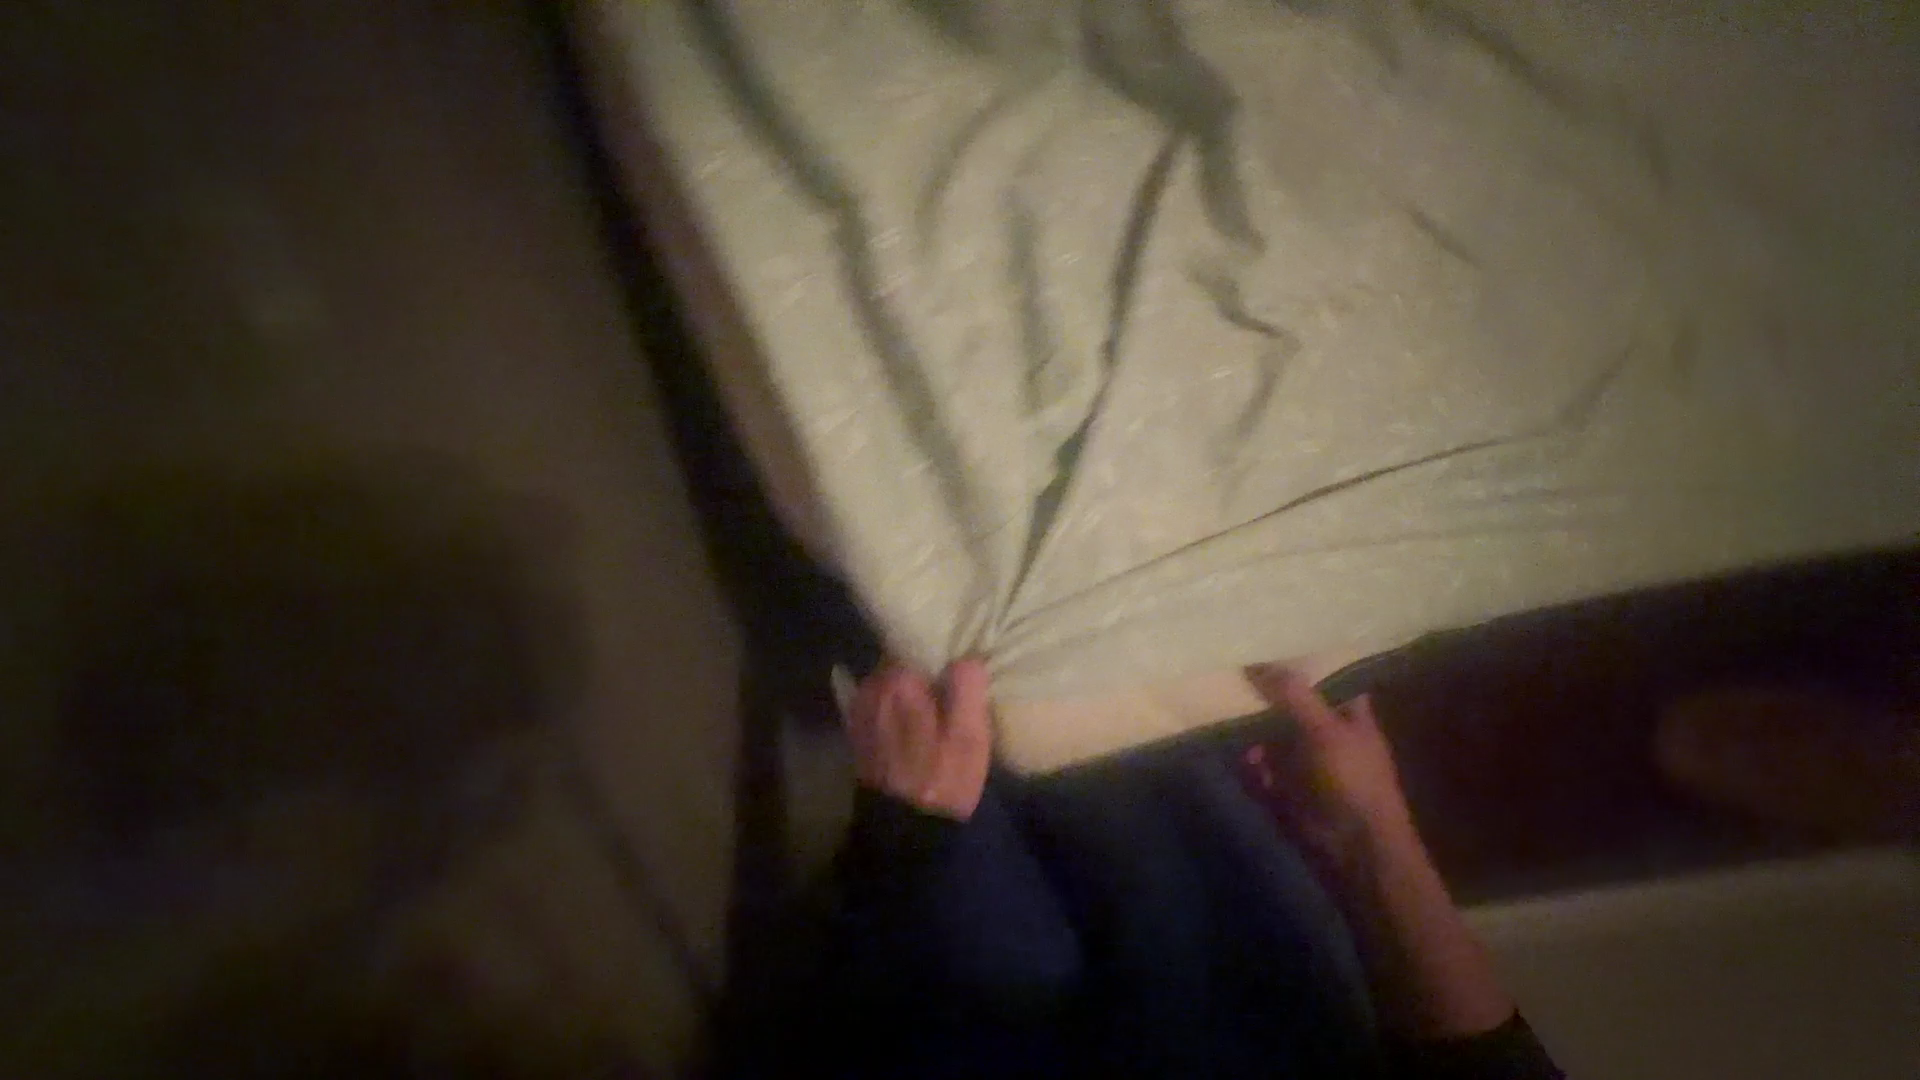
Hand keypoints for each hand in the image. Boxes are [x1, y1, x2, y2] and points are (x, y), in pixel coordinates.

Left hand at [845, 658, 992, 820]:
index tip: (956, 662)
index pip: (918, 641)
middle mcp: (871, 687)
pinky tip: (913, 719)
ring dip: (908, 687)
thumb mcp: (969, 735)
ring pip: (889, 681)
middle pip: (901, 659)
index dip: (940, 650)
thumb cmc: (943, 778)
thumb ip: (966, 687)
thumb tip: (966, 656)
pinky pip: (879, 702)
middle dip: (923, 668)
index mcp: (898, 681)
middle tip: (949, 683)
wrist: (906, 831)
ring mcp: (859, 708)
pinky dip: (894, 704)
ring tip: (933, 702)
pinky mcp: (856, 730)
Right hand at [1239, 666, 1416, 878]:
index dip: (1303, 660)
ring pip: (1269, 733)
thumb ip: (1293, 694)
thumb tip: (1258, 660)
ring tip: (1226, 716)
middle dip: (1263, 693)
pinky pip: (1259, 765)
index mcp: (1348, 714)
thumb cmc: (1352, 780)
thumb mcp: (1324, 729)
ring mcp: (1304, 760)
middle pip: (1290, 704)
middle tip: (1231, 670)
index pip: (1327, 677)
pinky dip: (1249, 763)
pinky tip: (1243, 760)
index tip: (1269, 641)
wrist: (1354, 848)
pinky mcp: (1284, 785)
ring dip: (1250, 729)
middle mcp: (1326, 732)